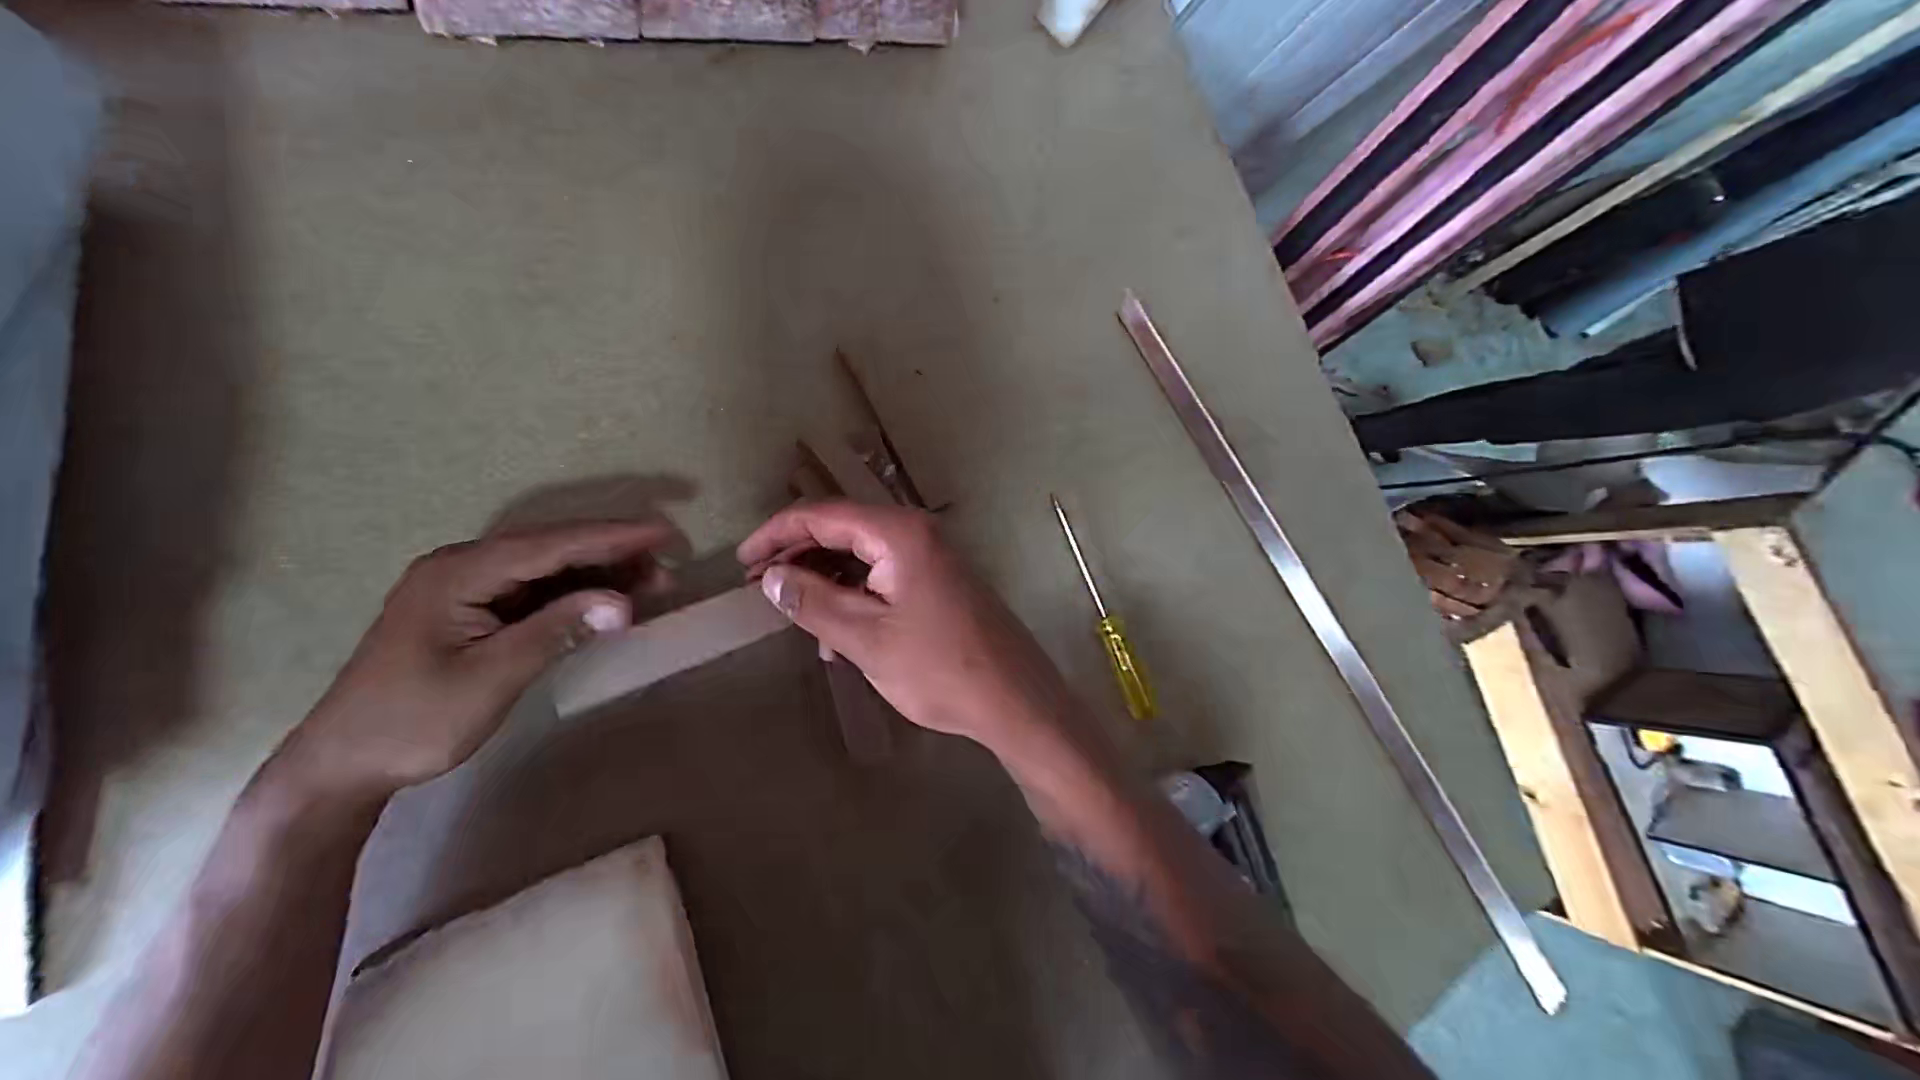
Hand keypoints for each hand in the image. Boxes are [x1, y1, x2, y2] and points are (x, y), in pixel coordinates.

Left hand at [288, 522, 673, 797]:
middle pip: (552, 548)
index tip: (663, 533)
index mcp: (458, 573)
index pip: (550, 545)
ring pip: (548, 568)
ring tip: (652, 584)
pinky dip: (577, 594)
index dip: (612, 537)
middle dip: (613, 553)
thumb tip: (622, 602)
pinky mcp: (475, 611)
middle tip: (667, 566)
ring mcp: (467, 588)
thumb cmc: (413, 721)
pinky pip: (536, 591)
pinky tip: (609, 601)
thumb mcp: (492, 676)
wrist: (343, 765)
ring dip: (599, 574)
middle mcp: (463, 567)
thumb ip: (557, 630)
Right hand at [738, 501, 1073, 750]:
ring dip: (825, 579)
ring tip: (794, 614)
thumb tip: (770, 578)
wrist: (1015, 700)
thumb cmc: (939, 669)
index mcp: (898, 534)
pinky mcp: (939, 581)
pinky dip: (854, 594)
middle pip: (842, 530)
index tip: (741, 563)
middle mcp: (916, 533)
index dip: (775, 535)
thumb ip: (813, 602)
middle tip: (761, 588)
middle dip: (798, 556)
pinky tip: (837, 631)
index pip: (821, 515)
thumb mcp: (865, 638)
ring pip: (862, 555)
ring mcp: (932, 556)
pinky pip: (884, 575)